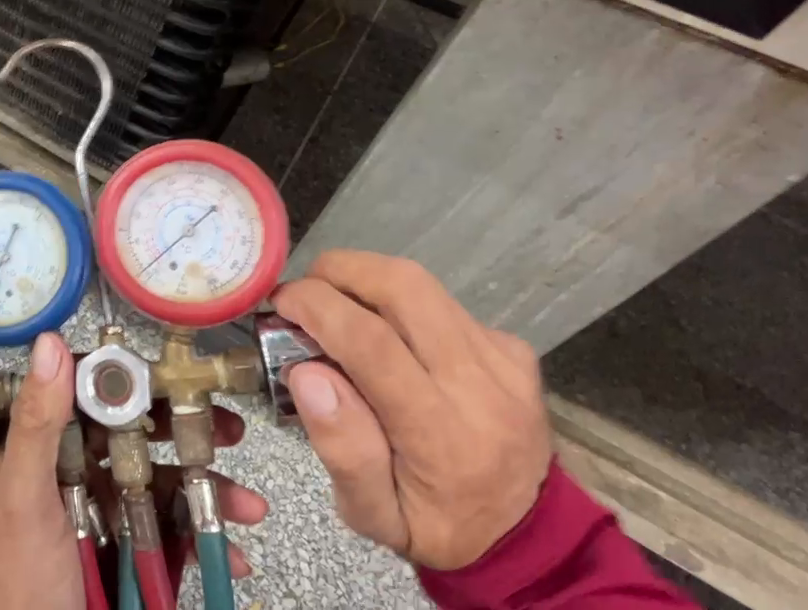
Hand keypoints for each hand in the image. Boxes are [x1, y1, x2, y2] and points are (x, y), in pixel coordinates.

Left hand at [0, 334, 270, 609]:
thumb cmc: (15, 582)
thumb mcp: (23, 496)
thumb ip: (37, 424)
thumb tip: (49, 345)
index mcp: (38, 447)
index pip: (87, 394)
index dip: (133, 381)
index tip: (176, 376)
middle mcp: (69, 470)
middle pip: (134, 433)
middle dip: (185, 431)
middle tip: (229, 430)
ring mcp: (100, 510)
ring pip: (160, 481)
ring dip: (207, 488)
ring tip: (248, 506)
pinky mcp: (125, 549)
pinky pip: (170, 531)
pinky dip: (204, 539)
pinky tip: (228, 554)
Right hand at [271, 250, 551, 569]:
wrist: (526, 537)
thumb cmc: (434, 526)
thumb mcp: (371, 514)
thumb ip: (340, 448)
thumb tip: (305, 373)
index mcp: (442, 435)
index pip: (372, 343)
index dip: (318, 306)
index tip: (281, 302)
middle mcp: (481, 387)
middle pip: (404, 288)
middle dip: (341, 271)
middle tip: (305, 290)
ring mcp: (504, 363)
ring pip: (423, 285)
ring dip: (366, 280)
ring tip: (336, 303)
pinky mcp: (513, 350)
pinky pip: (442, 304)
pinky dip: (400, 305)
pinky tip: (390, 335)